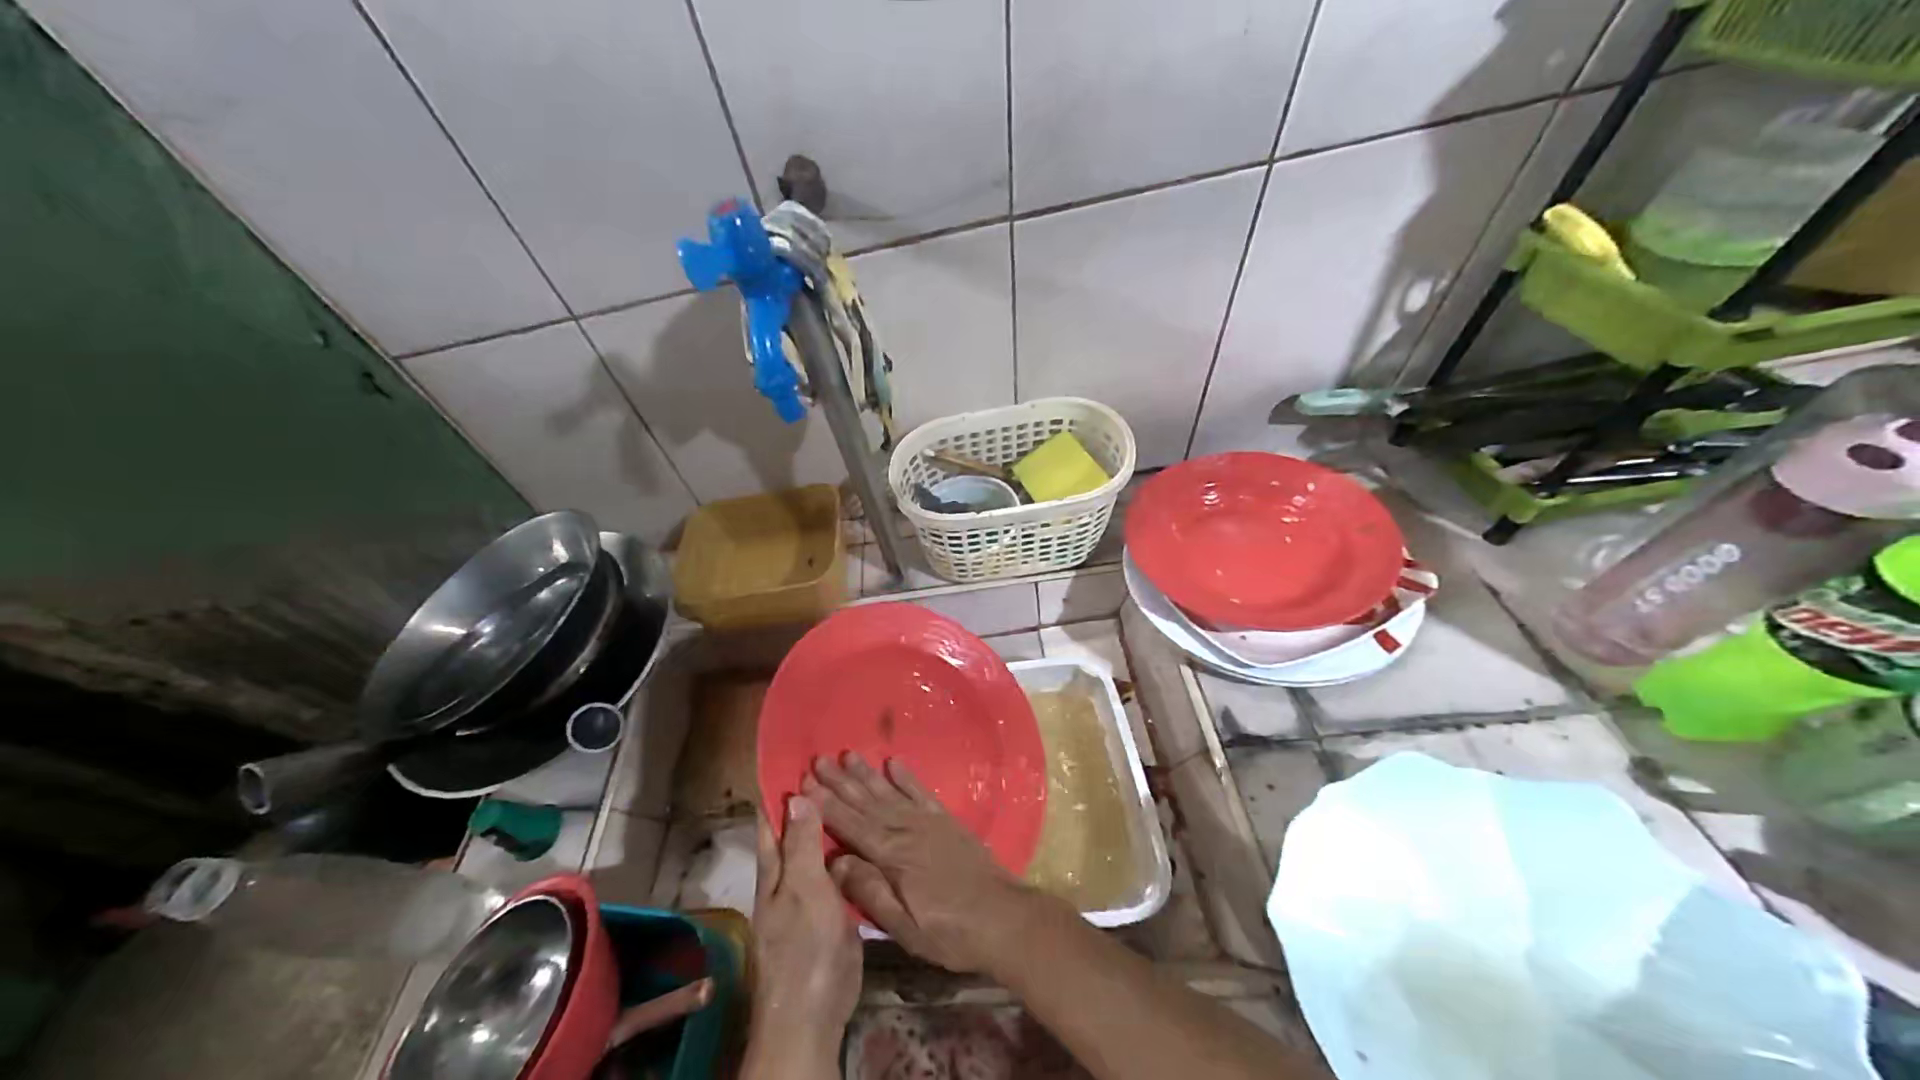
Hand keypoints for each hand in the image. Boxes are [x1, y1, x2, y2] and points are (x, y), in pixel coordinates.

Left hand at [744, 796, 860, 1077]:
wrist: (813, 1014)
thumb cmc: (805, 949)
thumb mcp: (805, 890)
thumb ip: (802, 846)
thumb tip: (796, 796)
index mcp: (775, 870)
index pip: (772, 820)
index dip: (781, 791)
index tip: (799, 759)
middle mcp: (787, 879)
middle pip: (793, 833)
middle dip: (808, 803)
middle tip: (834, 768)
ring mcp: (808, 899)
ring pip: (815, 851)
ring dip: (827, 825)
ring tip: (850, 795)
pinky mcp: (828, 915)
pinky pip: (834, 872)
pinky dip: (843, 852)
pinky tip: (861, 842)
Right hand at [805, 752, 1047, 974]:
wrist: (1004, 918)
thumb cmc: (950, 932)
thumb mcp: (904, 926)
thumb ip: (869, 892)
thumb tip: (834, 862)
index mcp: (891, 856)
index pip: (850, 825)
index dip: (825, 806)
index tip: (803, 785)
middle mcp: (906, 830)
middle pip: (866, 802)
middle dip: (839, 782)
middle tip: (817, 760)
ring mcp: (928, 822)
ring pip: (889, 792)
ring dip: (866, 774)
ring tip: (847, 754)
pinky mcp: (947, 822)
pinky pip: (921, 792)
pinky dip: (906, 777)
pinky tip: (893, 762)